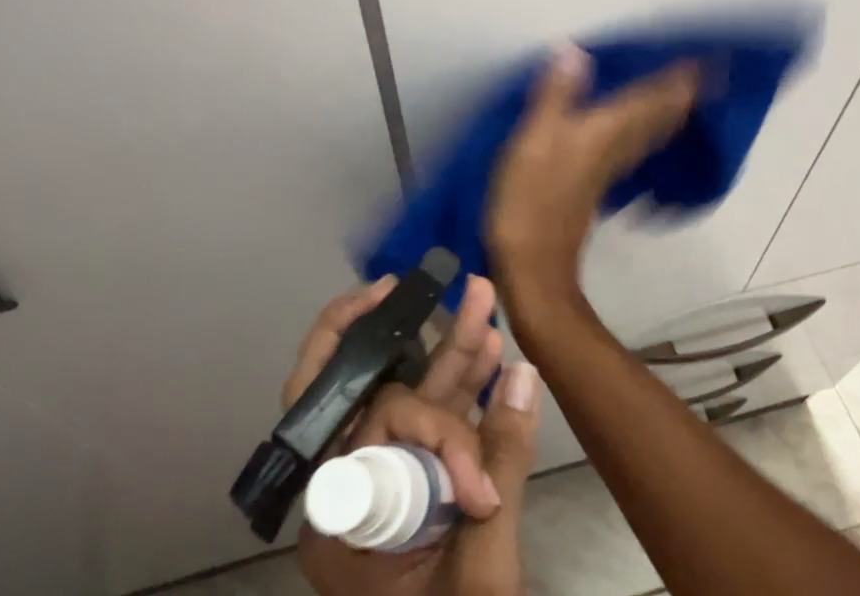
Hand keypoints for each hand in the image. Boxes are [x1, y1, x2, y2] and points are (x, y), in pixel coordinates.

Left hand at [285, 275, 541, 595]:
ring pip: (416, 404)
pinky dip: (470, 393)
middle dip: (429, 343)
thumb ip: (500, 466)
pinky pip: (440, 428)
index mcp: (336, 522)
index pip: (359, 432)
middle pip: (380, 398)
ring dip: (456, 355)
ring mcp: (388, 489)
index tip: (432, 378)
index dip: (407, 405)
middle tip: (468, 292)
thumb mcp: (483, 567)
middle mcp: (350, 494)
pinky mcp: (421, 488)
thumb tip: (522, 375)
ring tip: (486, 305)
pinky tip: (497, 358)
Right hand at [487, 45, 699, 304]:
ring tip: (678, 93)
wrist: (534, 263)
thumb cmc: (532, 198)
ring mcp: (611, 169)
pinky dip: (642, 132)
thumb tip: (577, 50)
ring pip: (651, 133)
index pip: (658, 98)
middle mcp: (619, 146)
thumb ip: (555, 94)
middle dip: (683, 93)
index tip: (712, 60)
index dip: (684, 79)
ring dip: (667, 112)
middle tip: (703, 72)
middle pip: (662, 116)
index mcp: (610, 130)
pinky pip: (632, 147)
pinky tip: (634, 130)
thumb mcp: (534, 138)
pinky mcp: (597, 184)